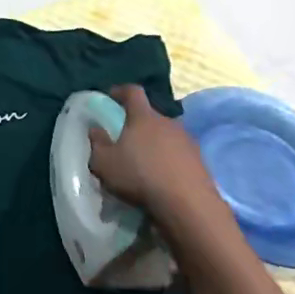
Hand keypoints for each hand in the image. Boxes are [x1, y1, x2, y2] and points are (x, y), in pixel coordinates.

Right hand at [88, 84, 222, 222]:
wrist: (186, 202)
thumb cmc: (139, 176)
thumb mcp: (104, 163)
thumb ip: (97, 143)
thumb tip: (95, 129)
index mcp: (143, 117)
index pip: (133, 92)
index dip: (121, 91)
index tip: (111, 96)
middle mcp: (167, 122)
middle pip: (150, 116)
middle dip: (137, 124)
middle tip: (125, 139)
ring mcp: (186, 139)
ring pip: (165, 135)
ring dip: (154, 143)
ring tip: (144, 163)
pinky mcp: (199, 158)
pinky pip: (178, 153)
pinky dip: (168, 159)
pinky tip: (161, 177)